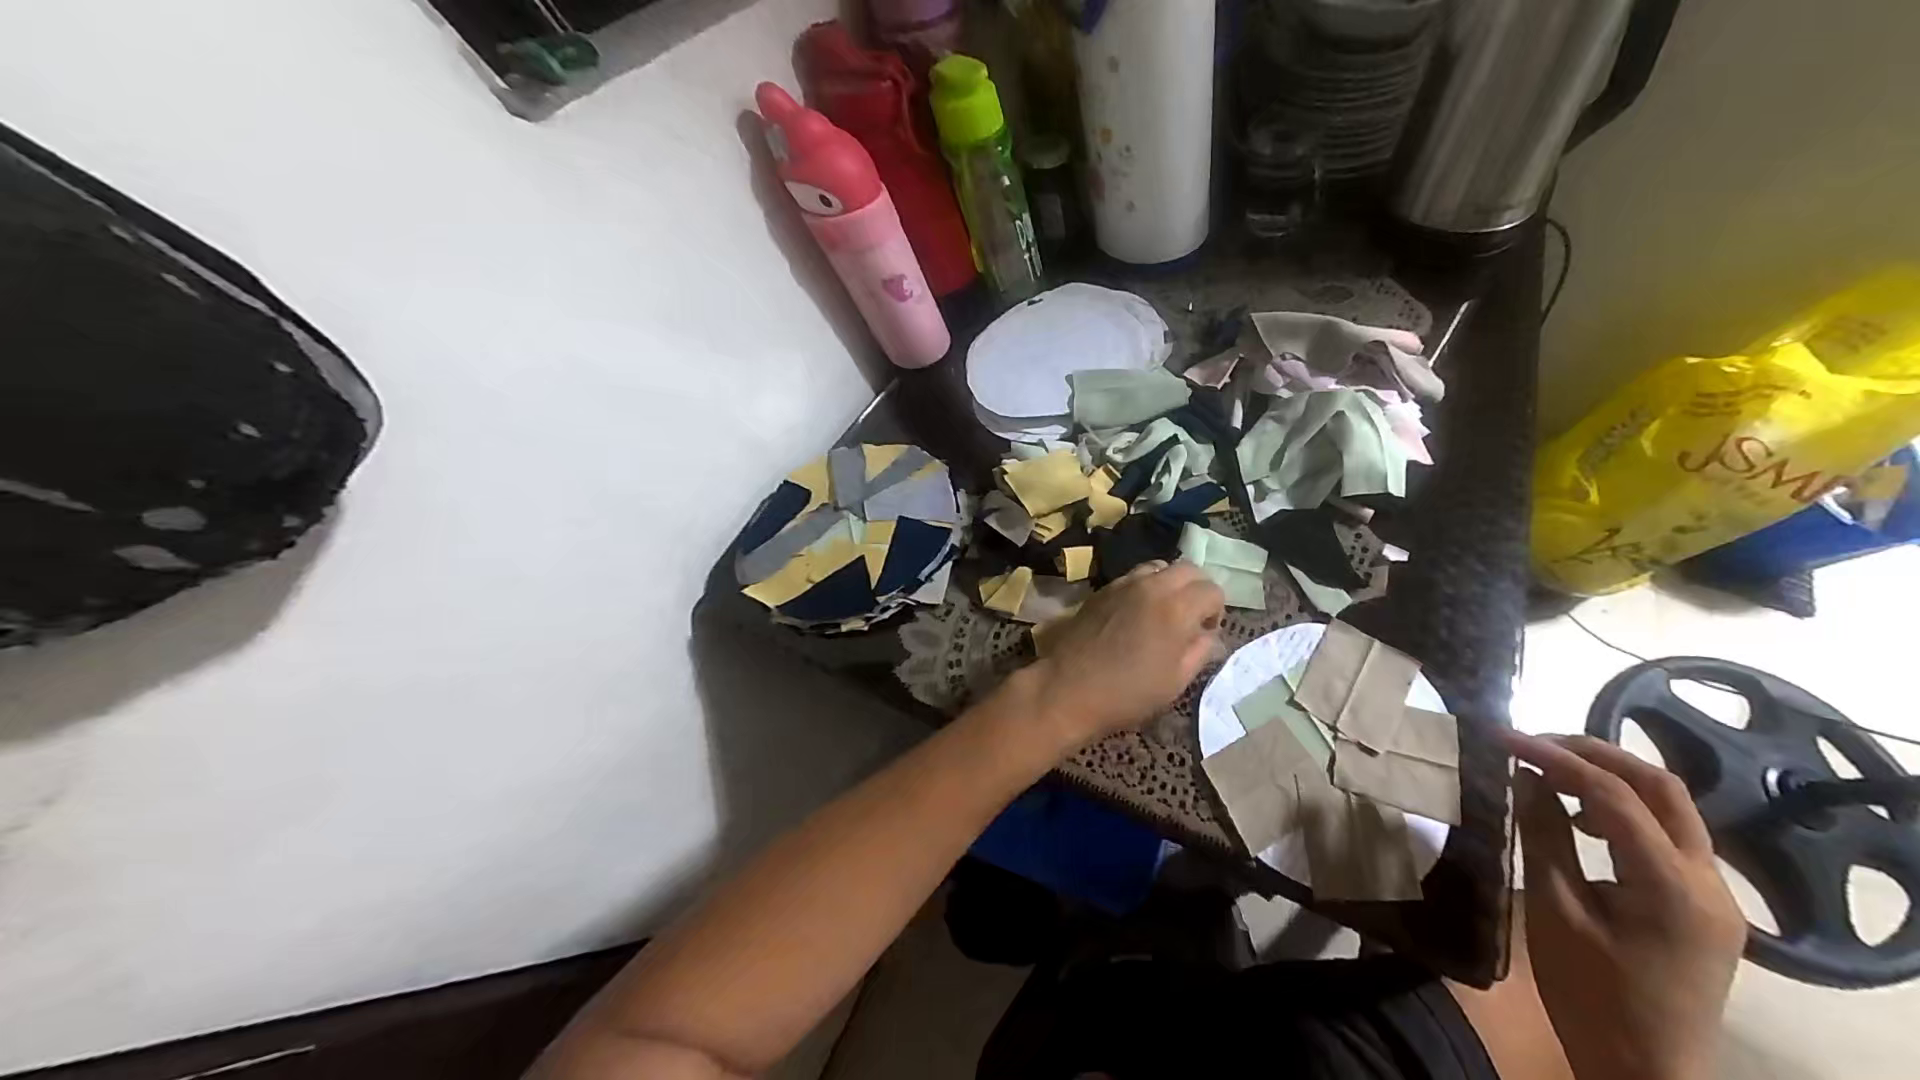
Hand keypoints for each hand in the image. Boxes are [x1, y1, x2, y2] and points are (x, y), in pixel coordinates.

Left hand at [1020, 561, 1223, 749]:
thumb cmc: (1127, 693)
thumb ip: (1199, 652)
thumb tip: (1208, 636)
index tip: (1204, 633)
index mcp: (1176, 608)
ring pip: (1159, 567)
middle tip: (1190, 618)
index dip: (1216, 611)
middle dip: (1197, 590)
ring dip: (1169, 583)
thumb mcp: (1175, 681)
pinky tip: (1136, 613)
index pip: (1212, 590)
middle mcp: (1152, 586)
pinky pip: (1133, 576)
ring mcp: (1123, 584)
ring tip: (1162, 613)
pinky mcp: (1102, 589)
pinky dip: (1145, 586)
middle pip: (1188, 569)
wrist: (1067, 687)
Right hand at [1504, 731, 1746, 1079]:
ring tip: (1547, 771)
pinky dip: (1621, 808)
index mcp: (1672, 886)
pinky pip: (1666, 833)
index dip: (1555, 758)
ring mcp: (1713, 892)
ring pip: (1669, 807)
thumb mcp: (1556, 911)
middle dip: (1594, 754)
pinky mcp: (1701, 902)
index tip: (1503, 738)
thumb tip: (1524, 777)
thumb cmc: (1590, 992)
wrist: (1645, 1067)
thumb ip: (1544, 837)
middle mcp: (1709, 880)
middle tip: (1532, 744)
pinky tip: (1579, 817)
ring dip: (1609, 777)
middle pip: (1661, 788)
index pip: (1615, 796)